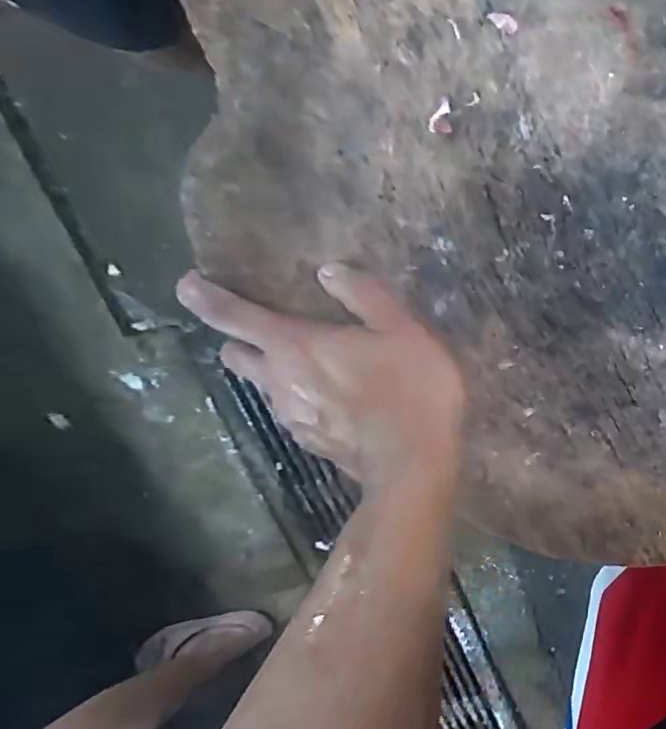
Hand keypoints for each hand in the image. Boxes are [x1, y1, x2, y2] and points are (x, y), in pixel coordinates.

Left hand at [176, 265, 465, 492]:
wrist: (412, 458)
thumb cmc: (412, 388)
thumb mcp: (407, 333)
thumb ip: (369, 298)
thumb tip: (330, 271)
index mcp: (294, 344)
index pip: (230, 314)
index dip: (203, 296)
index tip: (188, 285)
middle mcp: (277, 376)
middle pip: (235, 352)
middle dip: (243, 341)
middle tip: (272, 338)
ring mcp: (290, 413)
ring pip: (265, 385)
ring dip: (279, 376)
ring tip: (317, 377)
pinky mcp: (309, 439)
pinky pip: (295, 414)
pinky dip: (307, 404)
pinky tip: (341, 408)